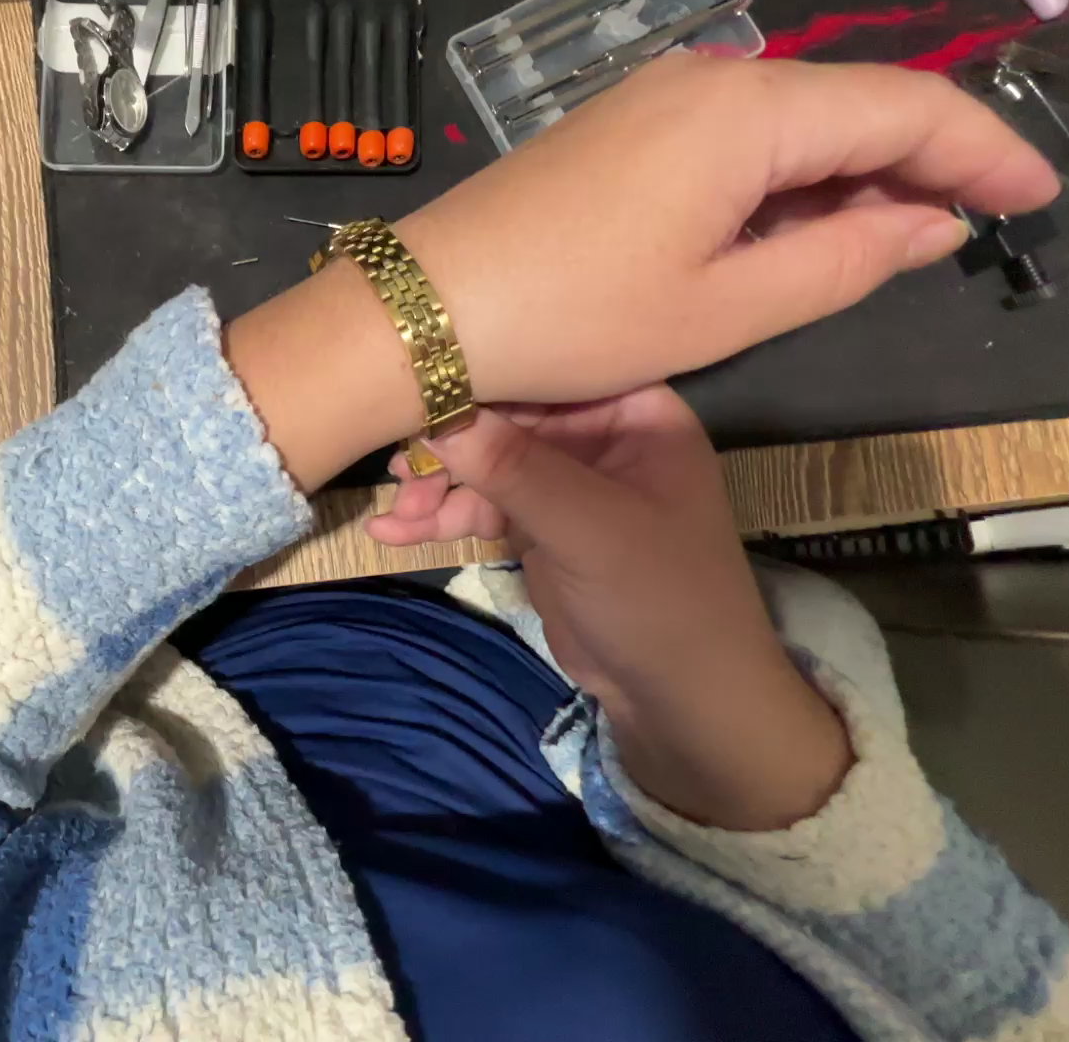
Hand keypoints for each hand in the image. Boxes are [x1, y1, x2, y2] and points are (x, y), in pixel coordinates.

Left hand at [224, 56, 1058, 491]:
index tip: (1028, 200)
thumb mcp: (717, 312)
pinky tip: (748, 241)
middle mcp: (694, 83)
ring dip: (815, 189)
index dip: (981, 155)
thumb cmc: (567, 321)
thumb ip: (839, 263)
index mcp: (744, 113)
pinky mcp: (594, 137)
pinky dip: (745, 192)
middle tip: (928, 243)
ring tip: (844, 254)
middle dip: (894, 175)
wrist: (421, 311)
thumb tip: (925, 223)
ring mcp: (634, 105)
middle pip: (833, 113)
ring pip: (765, 135)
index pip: (906, 110)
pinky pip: (702, 150)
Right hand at [368, 388, 852, 829]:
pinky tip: (392, 535)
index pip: (549, 372)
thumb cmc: (658, 597)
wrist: (676, 696)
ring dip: (435, 491)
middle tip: (400, 472)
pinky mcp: (536, 525)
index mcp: (633, 413)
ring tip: (397, 516)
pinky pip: (478, 508)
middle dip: (448, 449)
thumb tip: (434, 418)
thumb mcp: (587, 527)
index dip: (484, 377)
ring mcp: (563, 484)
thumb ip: (514, 469)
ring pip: (483, 466)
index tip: (419, 390)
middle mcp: (595, 438)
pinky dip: (438, 521)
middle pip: (504, 421)